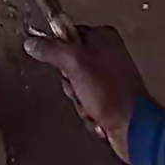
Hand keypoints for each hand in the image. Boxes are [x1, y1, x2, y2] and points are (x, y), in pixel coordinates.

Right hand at [24, 25, 148, 160]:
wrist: (134, 131)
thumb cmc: (106, 90)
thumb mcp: (73, 62)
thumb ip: (49, 49)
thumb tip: (30, 42)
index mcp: (104, 36)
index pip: (68, 33)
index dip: (60, 49)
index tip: (61, 63)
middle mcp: (109, 53)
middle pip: (70, 60)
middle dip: (69, 79)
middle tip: (77, 86)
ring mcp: (112, 77)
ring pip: (76, 82)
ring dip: (78, 97)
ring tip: (89, 105)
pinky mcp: (113, 99)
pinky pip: (88, 99)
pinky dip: (88, 109)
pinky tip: (97, 115)